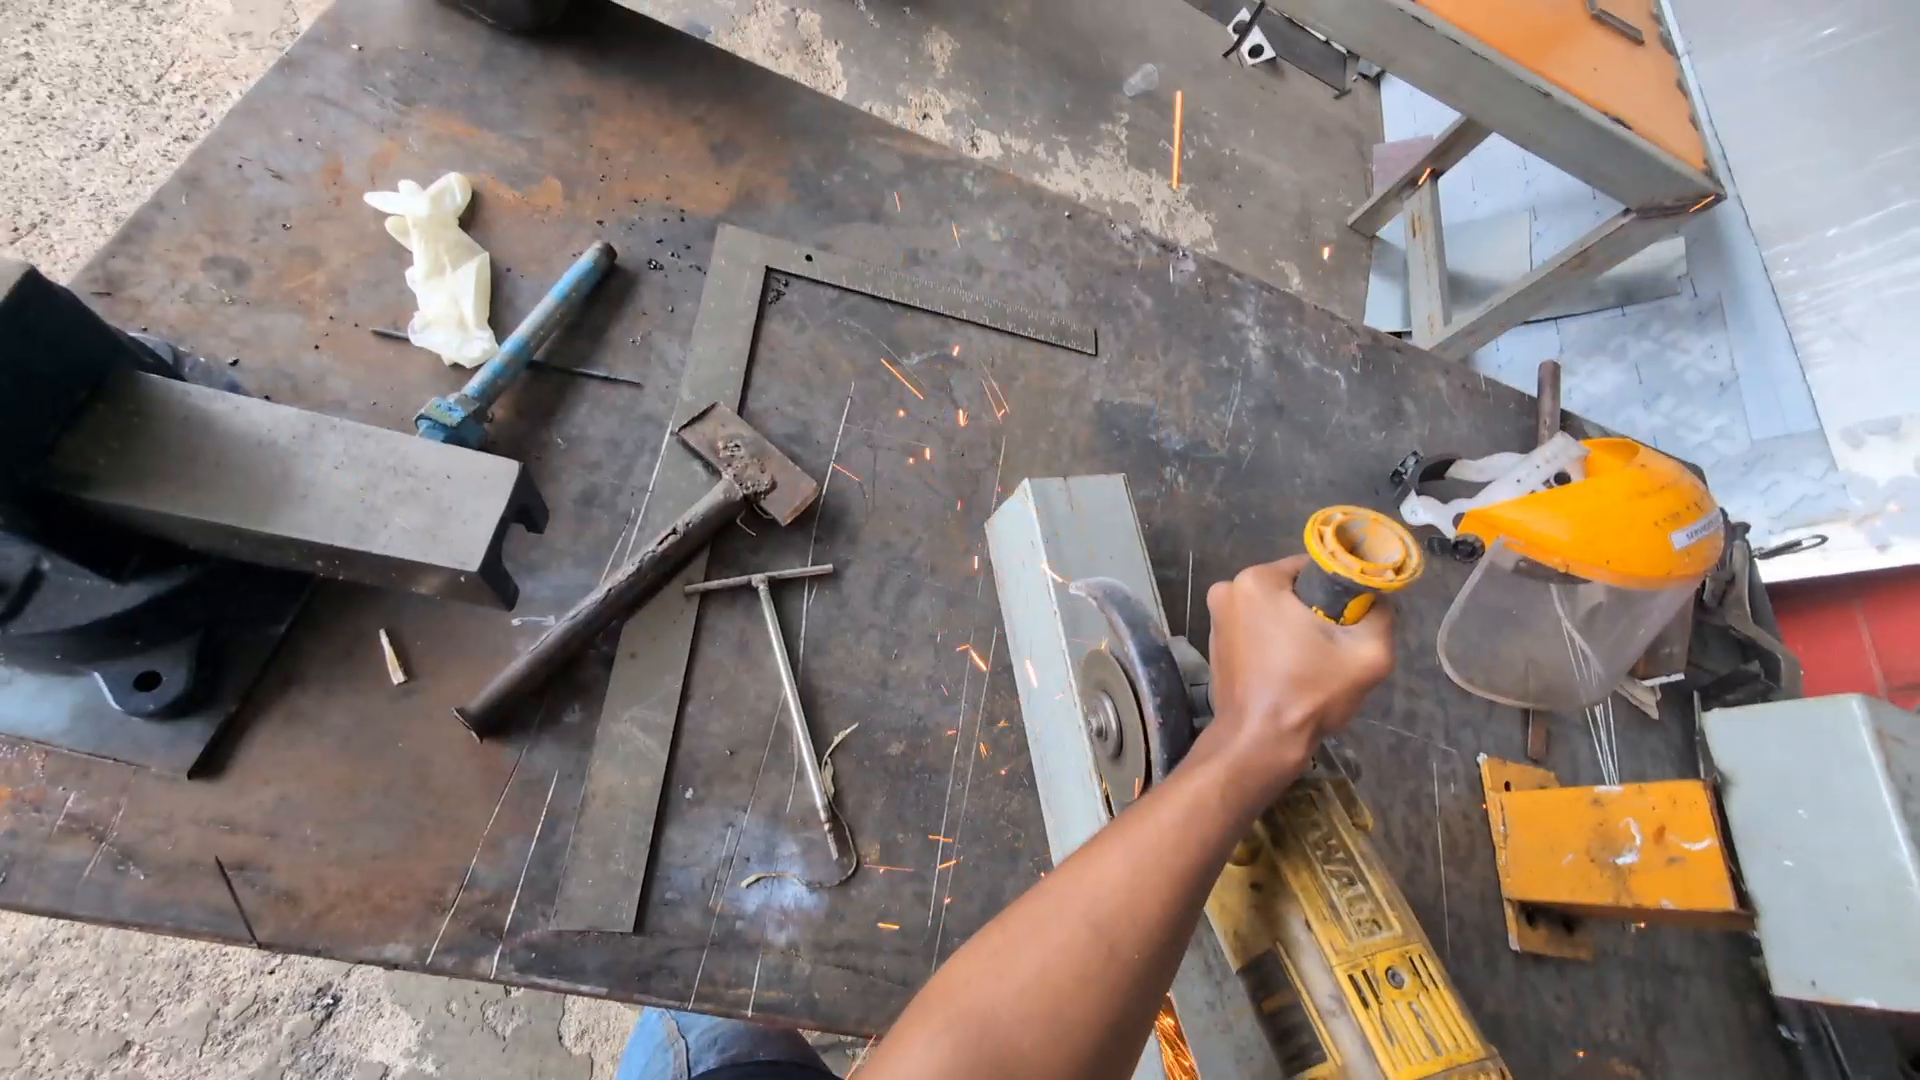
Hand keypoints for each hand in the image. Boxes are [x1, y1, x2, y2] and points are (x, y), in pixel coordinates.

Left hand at [1200, 555, 1395, 801]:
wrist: (1259, 739)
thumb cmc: (1310, 693)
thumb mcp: (1369, 653)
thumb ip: (1381, 614)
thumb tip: (1378, 600)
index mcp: (1257, 580)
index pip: (1313, 568)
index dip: (1339, 590)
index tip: (1353, 617)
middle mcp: (1228, 589)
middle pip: (1291, 588)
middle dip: (1316, 610)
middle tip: (1335, 644)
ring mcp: (1216, 616)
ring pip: (1274, 609)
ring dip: (1295, 626)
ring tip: (1313, 660)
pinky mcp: (1214, 640)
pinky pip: (1256, 628)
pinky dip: (1274, 640)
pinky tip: (1289, 667)